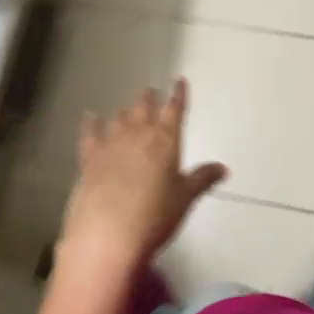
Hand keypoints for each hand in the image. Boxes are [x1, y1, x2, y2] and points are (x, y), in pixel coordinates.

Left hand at [61, 79, 226, 268]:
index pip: (174, 110)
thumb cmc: (154, 216)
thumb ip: (202, 179)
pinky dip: (91, 122)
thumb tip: (223, 167)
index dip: (178, 95)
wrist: (107, 233)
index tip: (179, 81)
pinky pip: (90, 132)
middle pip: (144, 108)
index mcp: (165, 141)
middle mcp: (138, 134)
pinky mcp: (89, 156)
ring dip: (124, 112)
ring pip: (119, 118)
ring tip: (126, 109)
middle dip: (148, 99)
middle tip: (150, 92)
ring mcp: (111, 143)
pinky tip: (90, 116)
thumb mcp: (184, 199)